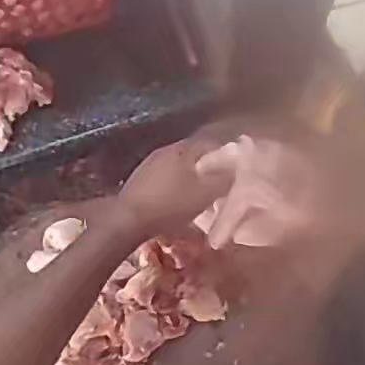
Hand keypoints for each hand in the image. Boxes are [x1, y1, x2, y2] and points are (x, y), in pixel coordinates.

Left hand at [112, 135, 227, 236]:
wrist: (128, 220)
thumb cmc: (170, 205)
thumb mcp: (205, 194)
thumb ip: (224, 180)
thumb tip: (237, 170)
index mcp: (182, 149)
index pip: (211, 144)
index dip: (226, 157)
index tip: (234, 173)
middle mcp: (164, 151)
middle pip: (194, 156)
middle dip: (208, 169)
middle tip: (219, 187)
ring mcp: (149, 164)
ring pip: (178, 167)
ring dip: (191, 179)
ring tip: (200, 196)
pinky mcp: (139, 180)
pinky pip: (165, 178)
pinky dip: (176, 187)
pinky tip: (178, 202)